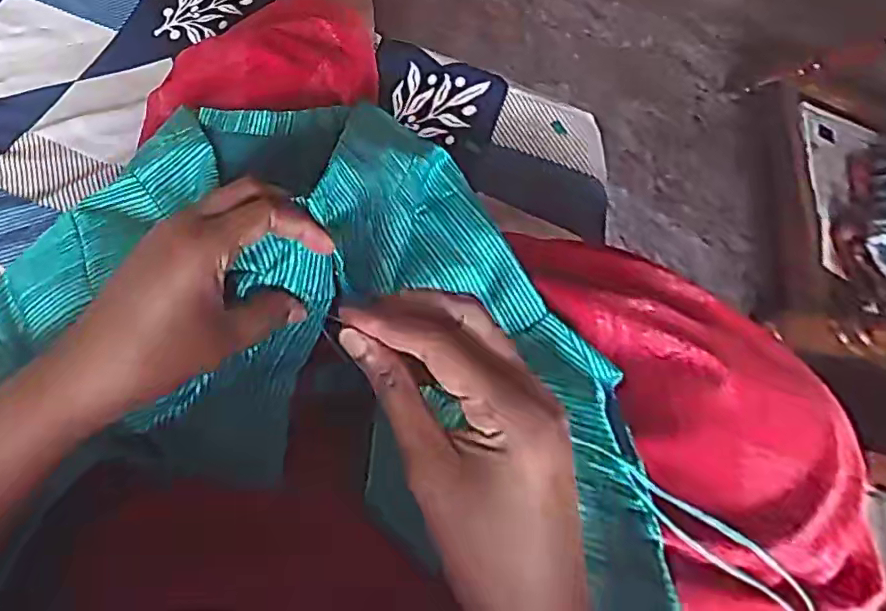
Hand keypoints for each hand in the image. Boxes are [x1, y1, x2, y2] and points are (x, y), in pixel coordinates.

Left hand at [45, 177, 333, 425]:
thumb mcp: (222, 338)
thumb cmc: (159, 355)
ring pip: (221, 199)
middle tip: (308, 234)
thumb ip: (266, 312)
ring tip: (281, 243)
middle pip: (244, 189)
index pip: (266, 211)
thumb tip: (297, 302)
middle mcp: (185, 220)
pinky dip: (231, 222)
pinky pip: (202, 215)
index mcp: (204, 239)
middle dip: (282, 203)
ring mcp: (166, 227)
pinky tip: (241, 255)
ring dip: (255, 210)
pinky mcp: (155, 240)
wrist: (91, 365)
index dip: (304, 225)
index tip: (329, 249)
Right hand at [340, 291, 589, 610]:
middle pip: (467, 317)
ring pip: (478, 327)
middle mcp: (536, 389)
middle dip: (410, 306)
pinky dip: (446, 341)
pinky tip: (411, 350)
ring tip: (379, 323)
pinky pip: (486, 352)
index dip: (388, 320)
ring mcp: (541, 396)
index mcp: (515, 408)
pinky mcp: (534, 406)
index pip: (442, 341)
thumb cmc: (479, 547)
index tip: (344, 311)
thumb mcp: (427, 467)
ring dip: (428, 317)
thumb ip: (393, 390)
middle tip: (362, 312)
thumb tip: (354, 336)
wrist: (537, 609)